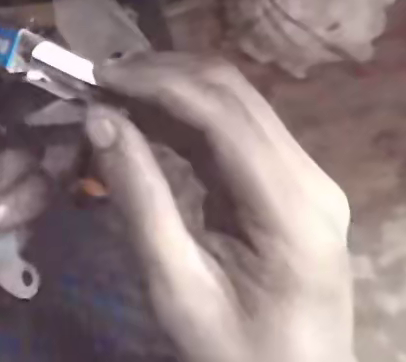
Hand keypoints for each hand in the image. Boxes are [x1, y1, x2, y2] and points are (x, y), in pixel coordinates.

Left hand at [0, 18, 52, 361]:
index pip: (0, 71)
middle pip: (29, 111)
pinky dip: (16, 205)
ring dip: (2, 181)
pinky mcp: (35, 201)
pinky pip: (46, 187)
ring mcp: (18, 165)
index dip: (14, 67)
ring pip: (36, 152)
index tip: (29, 63)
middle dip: (3, 145)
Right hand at [86, 54, 353, 361]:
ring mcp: (304, 174)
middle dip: (159, 72)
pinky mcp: (289, 177)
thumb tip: (97, 116)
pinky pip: (231, 120)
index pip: (220, 113)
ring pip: (231, 95)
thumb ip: (138, 197)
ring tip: (113, 88)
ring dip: (169, 82)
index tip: (99, 75)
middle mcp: (309, 177)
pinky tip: (144, 110)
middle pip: (230, 90)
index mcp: (292, 210)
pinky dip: (182, 106)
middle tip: (100, 77)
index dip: (157, 81)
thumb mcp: (176, 289)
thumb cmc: (234, 357)